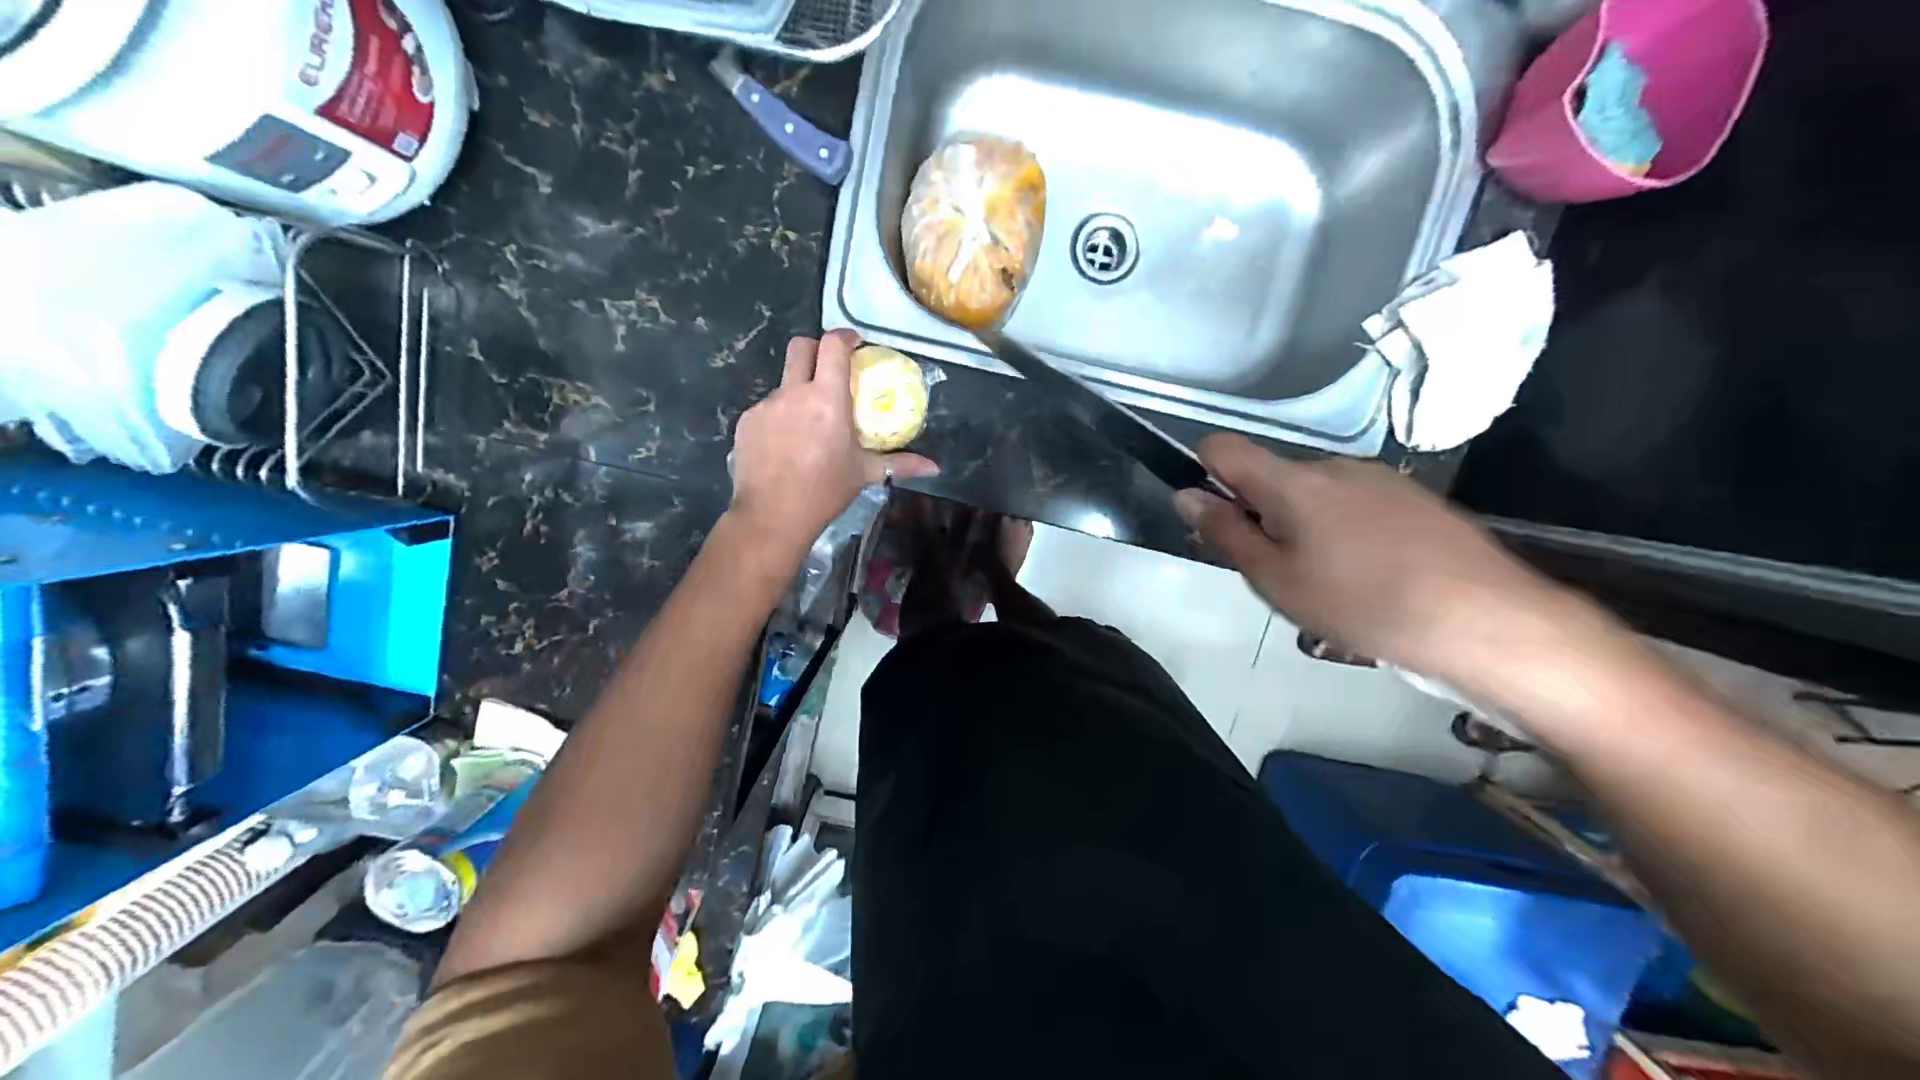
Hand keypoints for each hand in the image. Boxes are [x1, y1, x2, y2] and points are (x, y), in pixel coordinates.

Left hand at [728, 331, 938, 563]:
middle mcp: (794, 393)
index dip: (845, 337)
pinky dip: (779, 418)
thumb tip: (934, 468)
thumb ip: (900, 464)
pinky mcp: (747, 422)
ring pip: (784, 383)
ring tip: (807, 424)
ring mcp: (766, 406)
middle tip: (829, 368)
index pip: (833, 346)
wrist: (772, 515)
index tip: (855, 343)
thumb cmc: (825, 491)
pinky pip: (766, 409)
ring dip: (798, 392)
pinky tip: (785, 445)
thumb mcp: (864, 474)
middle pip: (800, 347)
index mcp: (827, 399)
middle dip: (815, 348)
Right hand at [1173, 435, 1581, 683]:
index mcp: (1293, 481)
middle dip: (1259, 514)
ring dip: (1302, 527)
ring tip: (1326, 585)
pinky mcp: (1417, 500)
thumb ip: (1226, 533)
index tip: (1214, 520)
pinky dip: (1343, 533)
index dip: (1203, 473)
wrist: (1487, 622)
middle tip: (1274, 573)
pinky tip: (1369, 579)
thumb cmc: (1361, 604)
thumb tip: (1187, 495)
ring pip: (1315, 495)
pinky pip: (1355, 506)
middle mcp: (1335, 466)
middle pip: (1272, 478)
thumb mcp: (1276, 580)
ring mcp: (1381, 480)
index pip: (1223, 448)